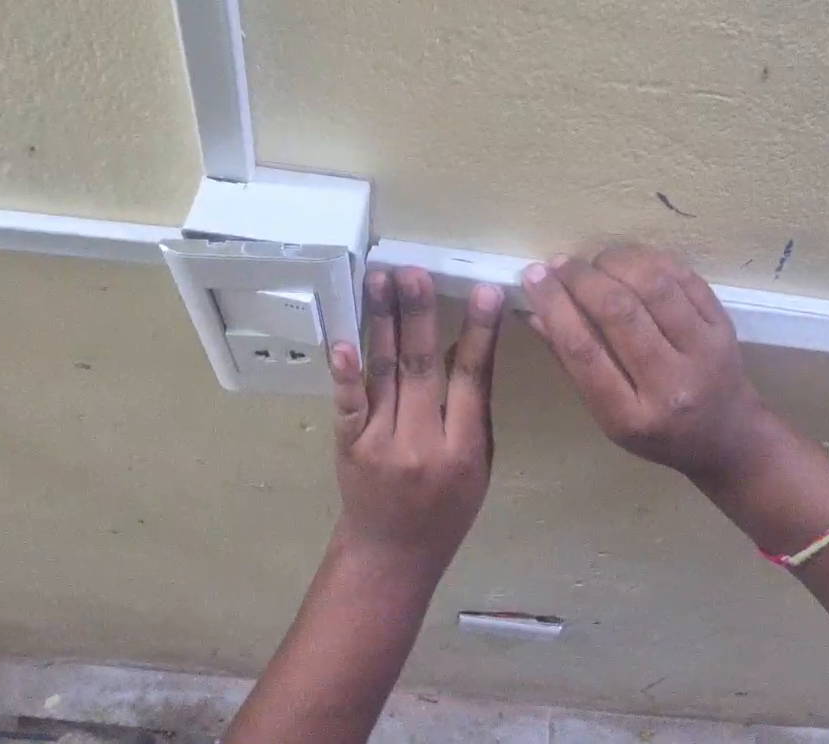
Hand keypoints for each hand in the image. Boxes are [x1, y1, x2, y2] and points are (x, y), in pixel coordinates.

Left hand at [328, 267, 503, 572]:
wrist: (390, 556)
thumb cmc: (445, 510)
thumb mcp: (478, 468)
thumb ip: (474, 411)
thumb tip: (469, 346)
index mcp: (465, 451)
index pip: (472, 380)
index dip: (479, 334)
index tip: (484, 292)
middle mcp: (422, 445)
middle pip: (423, 369)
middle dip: (419, 316)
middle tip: (415, 272)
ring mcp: (381, 445)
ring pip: (385, 375)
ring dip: (383, 324)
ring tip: (381, 280)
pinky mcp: (349, 447)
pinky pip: (348, 406)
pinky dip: (345, 375)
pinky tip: (344, 342)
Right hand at [521, 246, 779, 485]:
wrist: (726, 436)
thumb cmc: (655, 430)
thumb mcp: (605, 413)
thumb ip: (569, 361)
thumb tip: (532, 309)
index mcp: (631, 416)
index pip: (584, 351)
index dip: (554, 305)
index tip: (534, 276)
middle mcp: (672, 385)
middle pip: (620, 312)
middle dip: (582, 278)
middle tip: (561, 263)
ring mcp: (705, 352)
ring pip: (654, 286)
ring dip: (616, 262)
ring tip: (596, 262)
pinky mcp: (724, 325)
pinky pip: (683, 277)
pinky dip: (649, 260)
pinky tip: (629, 261)